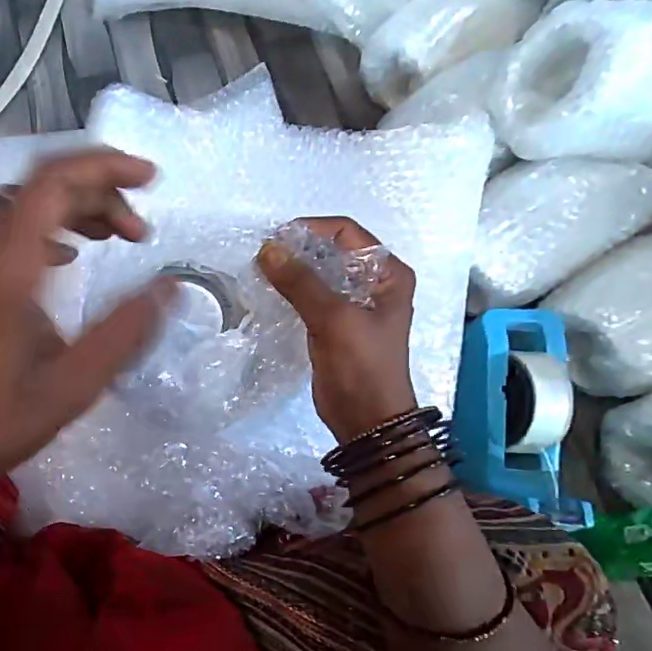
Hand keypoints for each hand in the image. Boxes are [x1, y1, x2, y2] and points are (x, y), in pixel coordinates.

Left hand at [0, 149, 174, 479]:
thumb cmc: (5, 416)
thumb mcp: (76, 382)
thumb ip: (126, 331)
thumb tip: (171, 287)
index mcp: (9, 266)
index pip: (55, 181)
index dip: (106, 168)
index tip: (151, 179)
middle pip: (44, 185)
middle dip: (100, 191)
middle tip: (141, 230)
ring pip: (29, 205)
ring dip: (77, 208)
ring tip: (120, 237)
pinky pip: (15, 230)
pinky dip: (53, 228)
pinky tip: (75, 256)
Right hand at [257, 217, 417, 440]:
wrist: (367, 420)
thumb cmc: (361, 367)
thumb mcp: (333, 319)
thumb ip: (301, 282)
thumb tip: (267, 250)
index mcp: (389, 273)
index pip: (347, 233)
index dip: (311, 230)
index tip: (274, 240)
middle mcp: (375, 283)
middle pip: (332, 252)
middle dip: (298, 251)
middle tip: (263, 258)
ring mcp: (355, 306)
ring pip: (319, 275)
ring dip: (293, 272)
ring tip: (262, 275)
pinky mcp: (336, 326)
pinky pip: (312, 299)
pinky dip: (292, 293)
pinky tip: (271, 295)